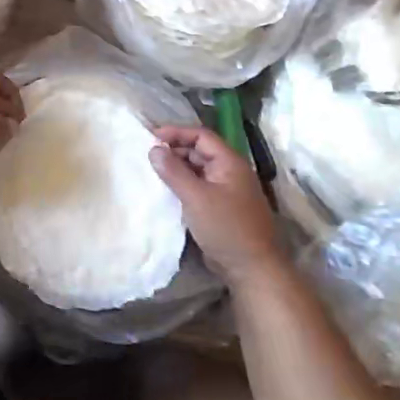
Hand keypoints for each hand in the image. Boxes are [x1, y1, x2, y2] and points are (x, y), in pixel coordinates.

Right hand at [148, 125, 287, 288]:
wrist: (251, 267)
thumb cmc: (226, 227)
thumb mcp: (196, 197)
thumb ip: (174, 171)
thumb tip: (154, 149)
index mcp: (229, 162)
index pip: (201, 136)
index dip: (176, 133)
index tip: (150, 137)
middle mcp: (229, 171)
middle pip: (199, 151)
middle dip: (174, 150)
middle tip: (147, 156)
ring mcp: (226, 190)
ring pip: (198, 170)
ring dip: (177, 168)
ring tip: (152, 172)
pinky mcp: (220, 207)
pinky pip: (199, 187)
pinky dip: (182, 185)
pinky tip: (166, 191)